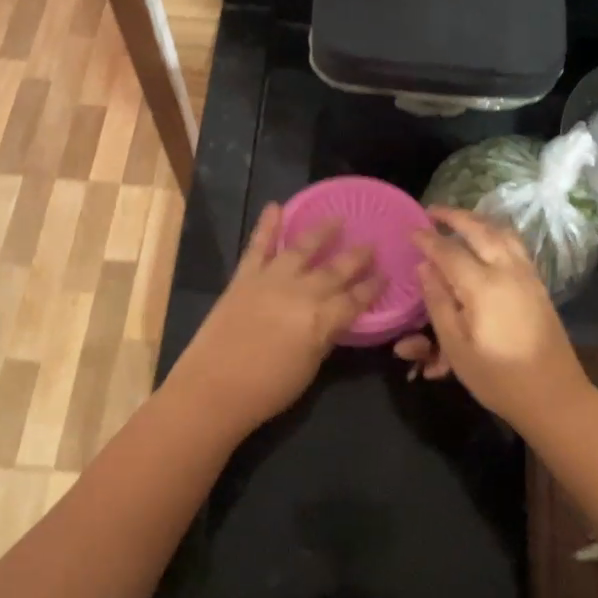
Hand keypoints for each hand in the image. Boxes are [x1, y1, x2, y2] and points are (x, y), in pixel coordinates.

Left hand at [166, 204, 381, 436]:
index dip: (372, 287)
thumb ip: (324, 338)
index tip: (385, 275)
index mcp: (321, 319)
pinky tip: (275, 206)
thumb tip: (333, 320)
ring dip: (320, 232)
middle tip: (370, 245)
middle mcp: (301, 292)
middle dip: (356, 257)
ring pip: (302, 249)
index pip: (355, 299)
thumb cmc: (267, 390)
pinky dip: (267, 225)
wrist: (212, 389)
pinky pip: (258, 246)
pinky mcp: (244, 278)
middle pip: (335, 270)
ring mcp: (271, 280)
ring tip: (336, 219)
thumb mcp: (309, 369)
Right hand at [395, 208, 596, 431]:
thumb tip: (425, 267)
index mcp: (482, 285)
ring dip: (478, 220)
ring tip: (460, 220)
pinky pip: (515, 245)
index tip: (411, 231)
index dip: (428, 240)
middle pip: (479, 230)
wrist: (554, 396)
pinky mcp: (538, 284)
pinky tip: (488, 239)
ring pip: (502, 233)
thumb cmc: (498, 378)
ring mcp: (527, 275)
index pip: (448, 251)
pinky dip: (497, 232)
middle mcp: (507, 270)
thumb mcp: (456, 347)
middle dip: (454, 216)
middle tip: (433, 212)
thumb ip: (438, 302)